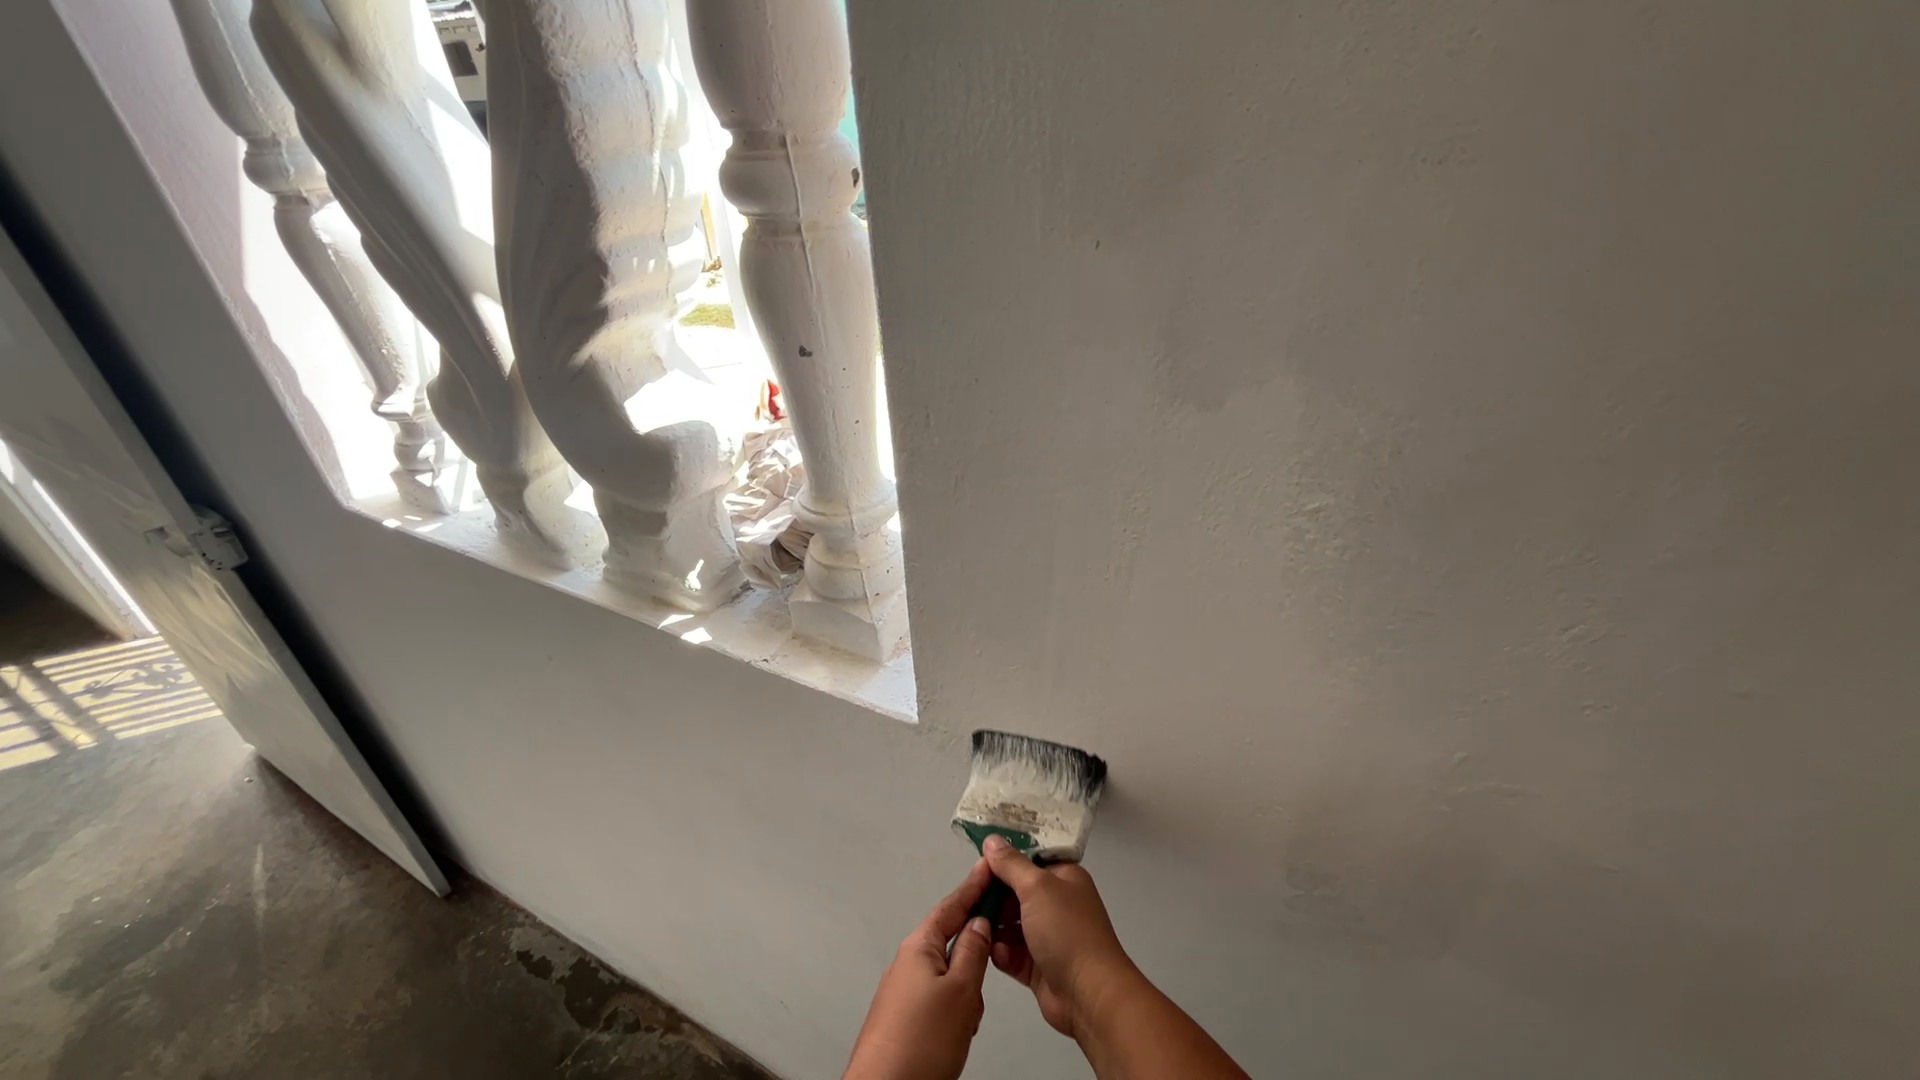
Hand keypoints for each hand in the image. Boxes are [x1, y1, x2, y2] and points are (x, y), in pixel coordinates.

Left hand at [844, 858, 995, 1079]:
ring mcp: (905, 991)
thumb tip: (979, 923)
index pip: (952, 905)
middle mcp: (909, 963)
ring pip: (950, 977)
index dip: (974, 885)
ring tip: (966, 1022)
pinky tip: (958, 1034)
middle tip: (988, 972)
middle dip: (975, 956)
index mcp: (919, 946)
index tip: (989, 865)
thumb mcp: (961, 990)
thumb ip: (974, 951)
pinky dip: (955, 1012)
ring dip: (966, 993)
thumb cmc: (921, 1041)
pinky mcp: (906, 1018)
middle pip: (952, 941)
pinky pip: (940, 1001)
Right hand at [981, 834, 1141, 1038]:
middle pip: (1015, 892)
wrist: (1088, 993)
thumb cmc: (1066, 930)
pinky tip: (995, 953)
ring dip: (994, 926)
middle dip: (994, 896)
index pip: (1029, 860)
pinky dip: (1002, 953)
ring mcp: (1047, 936)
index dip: (1005, 860)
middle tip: (971, 898)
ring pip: (1010, 924)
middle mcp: (1056, 904)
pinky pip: (1012, 953)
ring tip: (976, 927)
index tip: (979, 863)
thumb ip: (1011, 864)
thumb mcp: (1037, 887)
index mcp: (1063, 878)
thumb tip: (992, 840)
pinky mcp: (1037, 966)